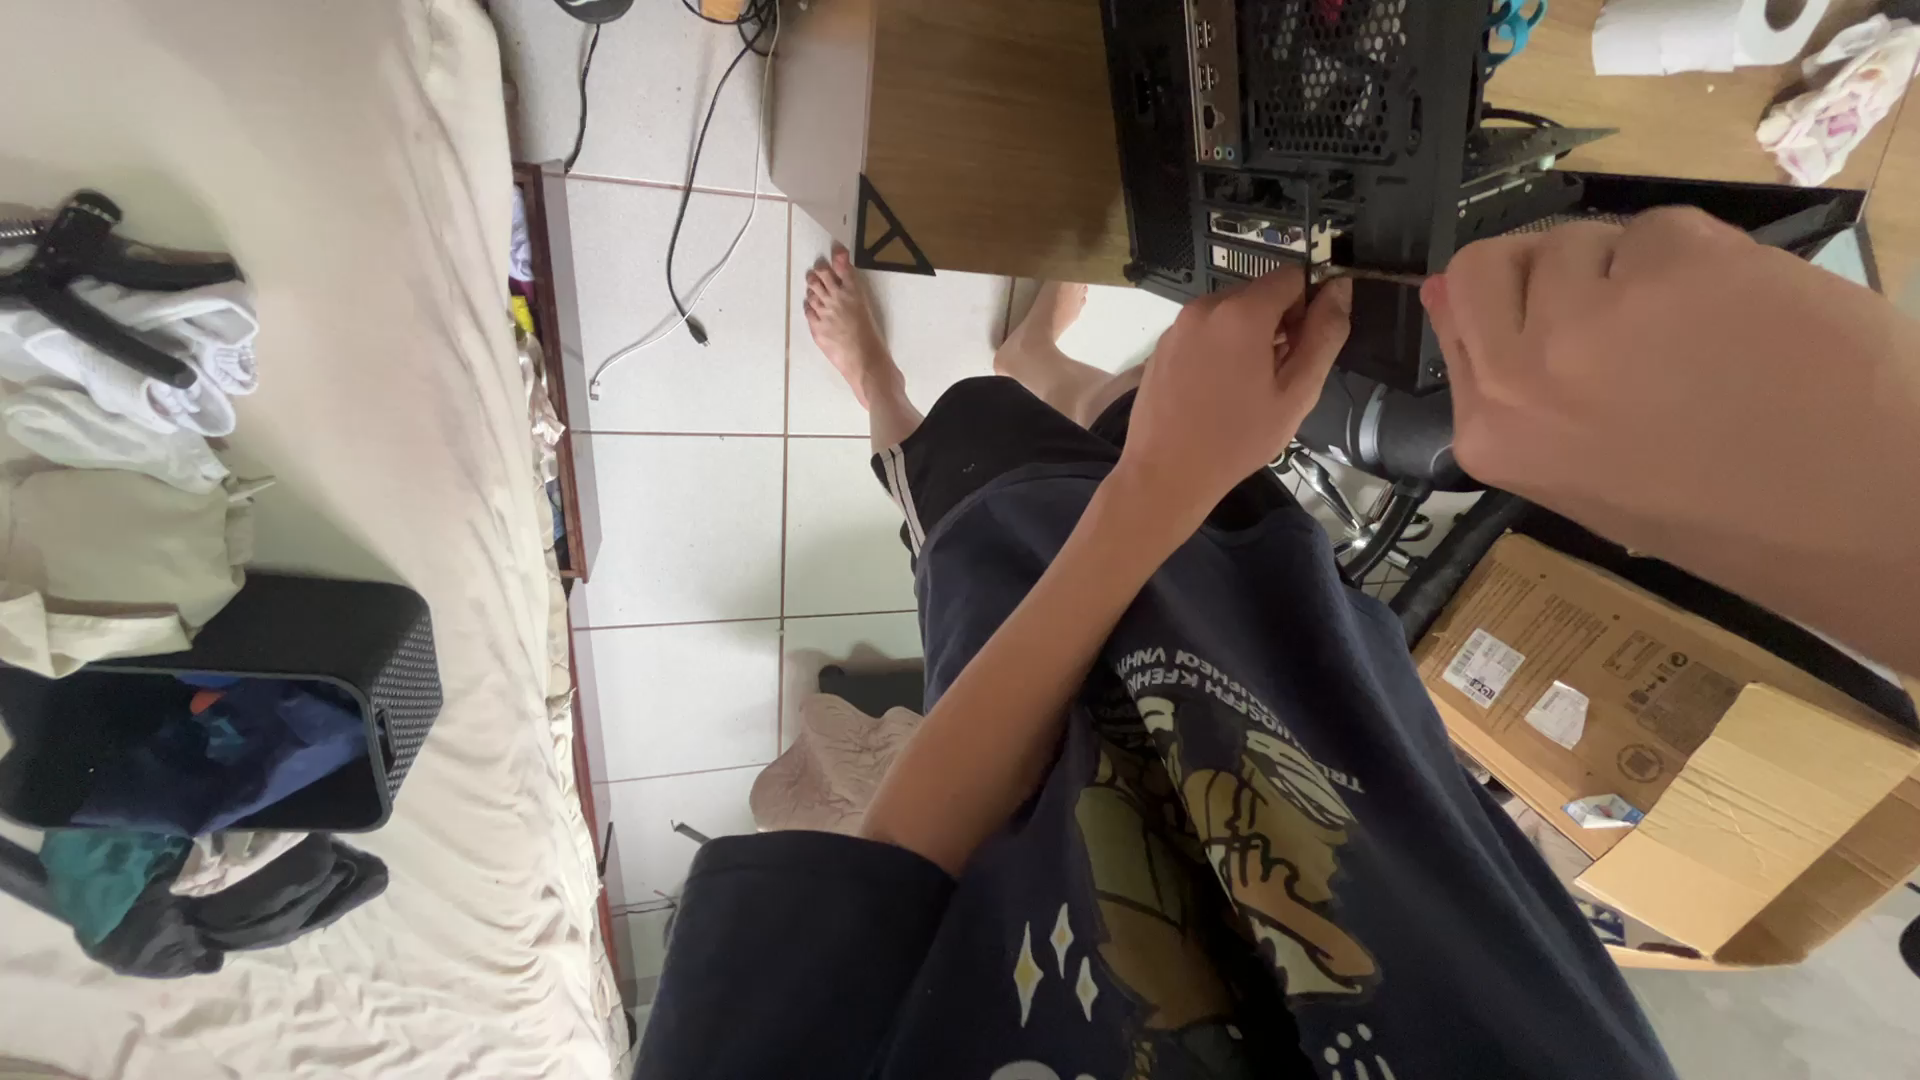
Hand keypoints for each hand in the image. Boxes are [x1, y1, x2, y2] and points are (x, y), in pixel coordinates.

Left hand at [1116, 268, 1351, 526]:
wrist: (1165, 474)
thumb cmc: (1235, 440)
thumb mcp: (1297, 392)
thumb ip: (1324, 335)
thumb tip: (1340, 288)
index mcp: (1241, 313)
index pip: (1291, 276)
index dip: (1307, 306)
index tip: (1303, 347)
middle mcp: (1204, 309)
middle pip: (1257, 295)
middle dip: (1276, 324)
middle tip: (1275, 376)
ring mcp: (1176, 328)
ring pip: (1228, 315)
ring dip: (1245, 338)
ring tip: (1243, 388)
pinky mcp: (1160, 348)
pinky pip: (1201, 334)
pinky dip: (1216, 350)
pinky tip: (1214, 392)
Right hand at [1423, 207, 1919, 669]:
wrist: (1845, 507)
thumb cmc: (1696, 502)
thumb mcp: (1557, 465)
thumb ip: (1493, 384)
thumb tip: (1439, 290)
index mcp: (1486, 431)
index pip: (1452, 317)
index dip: (1497, 304)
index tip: (1539, 310)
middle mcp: (1517, 375)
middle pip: (1486, 265)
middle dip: (1537, 271)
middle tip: (1600, 305)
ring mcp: (1590, 319)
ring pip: (1574, 240)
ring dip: (1619, 264)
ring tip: (1674, 320)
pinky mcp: (1677, 272)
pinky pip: (1656, 227)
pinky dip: (1686, 254)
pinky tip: (1721, 305)